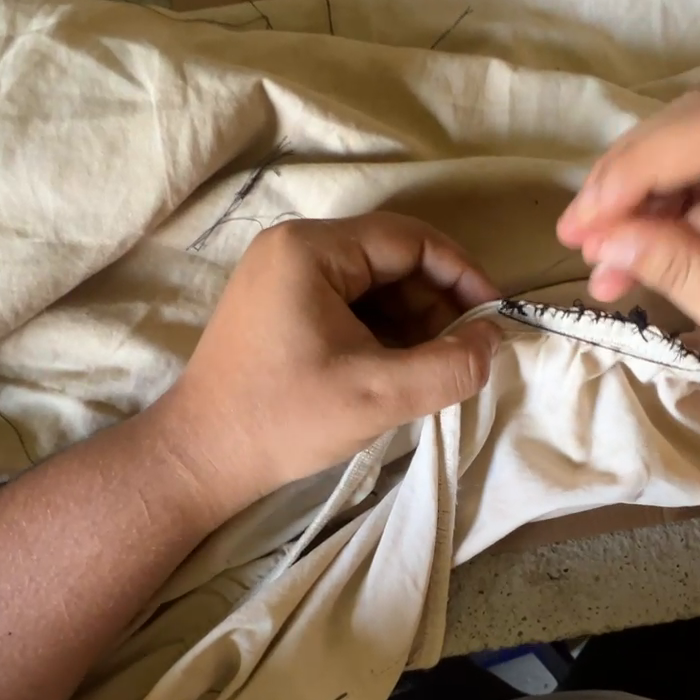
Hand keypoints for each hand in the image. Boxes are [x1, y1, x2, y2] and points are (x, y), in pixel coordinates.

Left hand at [150, 213, 502, 508]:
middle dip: (438, 303)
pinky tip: (403, 368)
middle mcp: (295, 250)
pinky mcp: (282, 310)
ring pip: (373, 286)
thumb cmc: (285, 419)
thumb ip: (449, 367)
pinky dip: (385, 333)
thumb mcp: (379, 395)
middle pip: (391, 260)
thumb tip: (493, 343)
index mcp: (312, 250)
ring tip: (438, 366)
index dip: (463, 274)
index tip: (496, 315)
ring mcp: (284, 279)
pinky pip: (350, 307)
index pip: (410, 240)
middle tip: (468, 351)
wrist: (203, 458)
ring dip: (415, 322)